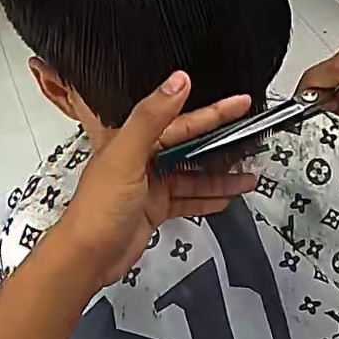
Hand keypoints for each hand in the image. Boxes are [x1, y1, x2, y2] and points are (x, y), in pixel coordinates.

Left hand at [44, 71, 258, 286]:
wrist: (88, 255)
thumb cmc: (98, 209)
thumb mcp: (127, 156)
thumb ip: (152, 118)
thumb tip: (176, 83)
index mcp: (134, 141)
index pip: (183, 122)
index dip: (214, 113)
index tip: (238, 104)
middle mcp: (143, 161)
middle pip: (192, 150)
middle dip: (223, 148)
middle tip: (249, 143)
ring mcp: (151, 187)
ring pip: (195, 178)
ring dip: (221, 179)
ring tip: (246, 179)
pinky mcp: (155, 209)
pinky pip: (188, 200)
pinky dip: (207, 200)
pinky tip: (224, 199)